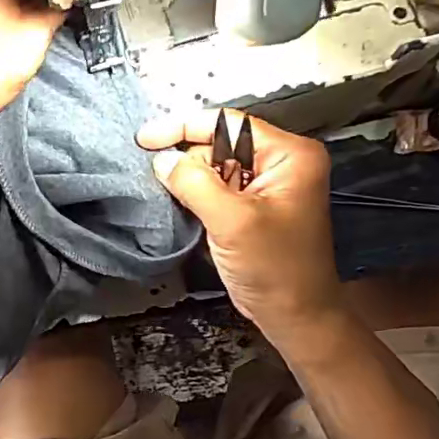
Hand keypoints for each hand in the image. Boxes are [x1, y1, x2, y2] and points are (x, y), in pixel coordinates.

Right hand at [138, 111, 346, 344]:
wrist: (293, 313)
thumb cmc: (275, 268)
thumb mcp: (231, 220)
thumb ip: (194, 183)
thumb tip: (161, 160)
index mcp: (289, 155)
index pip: (228, 124)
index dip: (183, 128)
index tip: (145, 139)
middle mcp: (279, 163)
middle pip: (217, 144)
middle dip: (185, 158)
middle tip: (158, 178)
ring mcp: (263, 186)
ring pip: (211, 167)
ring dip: (186, 178)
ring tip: (167, 194)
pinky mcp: (248, 206)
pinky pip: (213, 188)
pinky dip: (192, 193)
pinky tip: (179, 204)